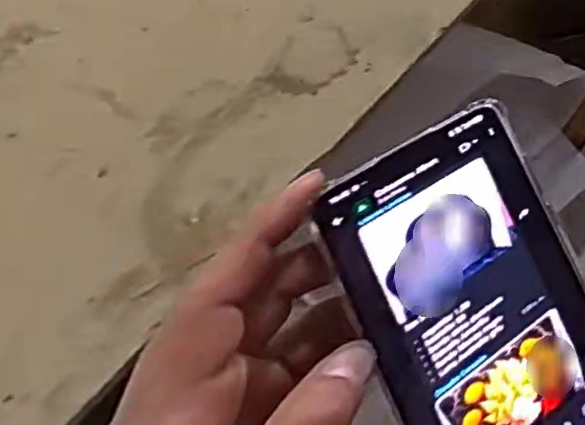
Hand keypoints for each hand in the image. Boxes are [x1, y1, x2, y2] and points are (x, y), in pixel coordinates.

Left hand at [113, 172, 371, 424]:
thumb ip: (306, 413)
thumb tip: (362, 355)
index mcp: (186, 379)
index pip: (229, 282)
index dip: (272, 224)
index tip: (318, 182)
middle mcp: (211, 376)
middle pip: (271, 293)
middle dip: (329, 256)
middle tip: (386, 232)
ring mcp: (239, 396)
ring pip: (300, 325)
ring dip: (348, 302)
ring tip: (399, 282)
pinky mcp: (265, 415)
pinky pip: (312, 362)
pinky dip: (348, 344)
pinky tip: (384, 337)